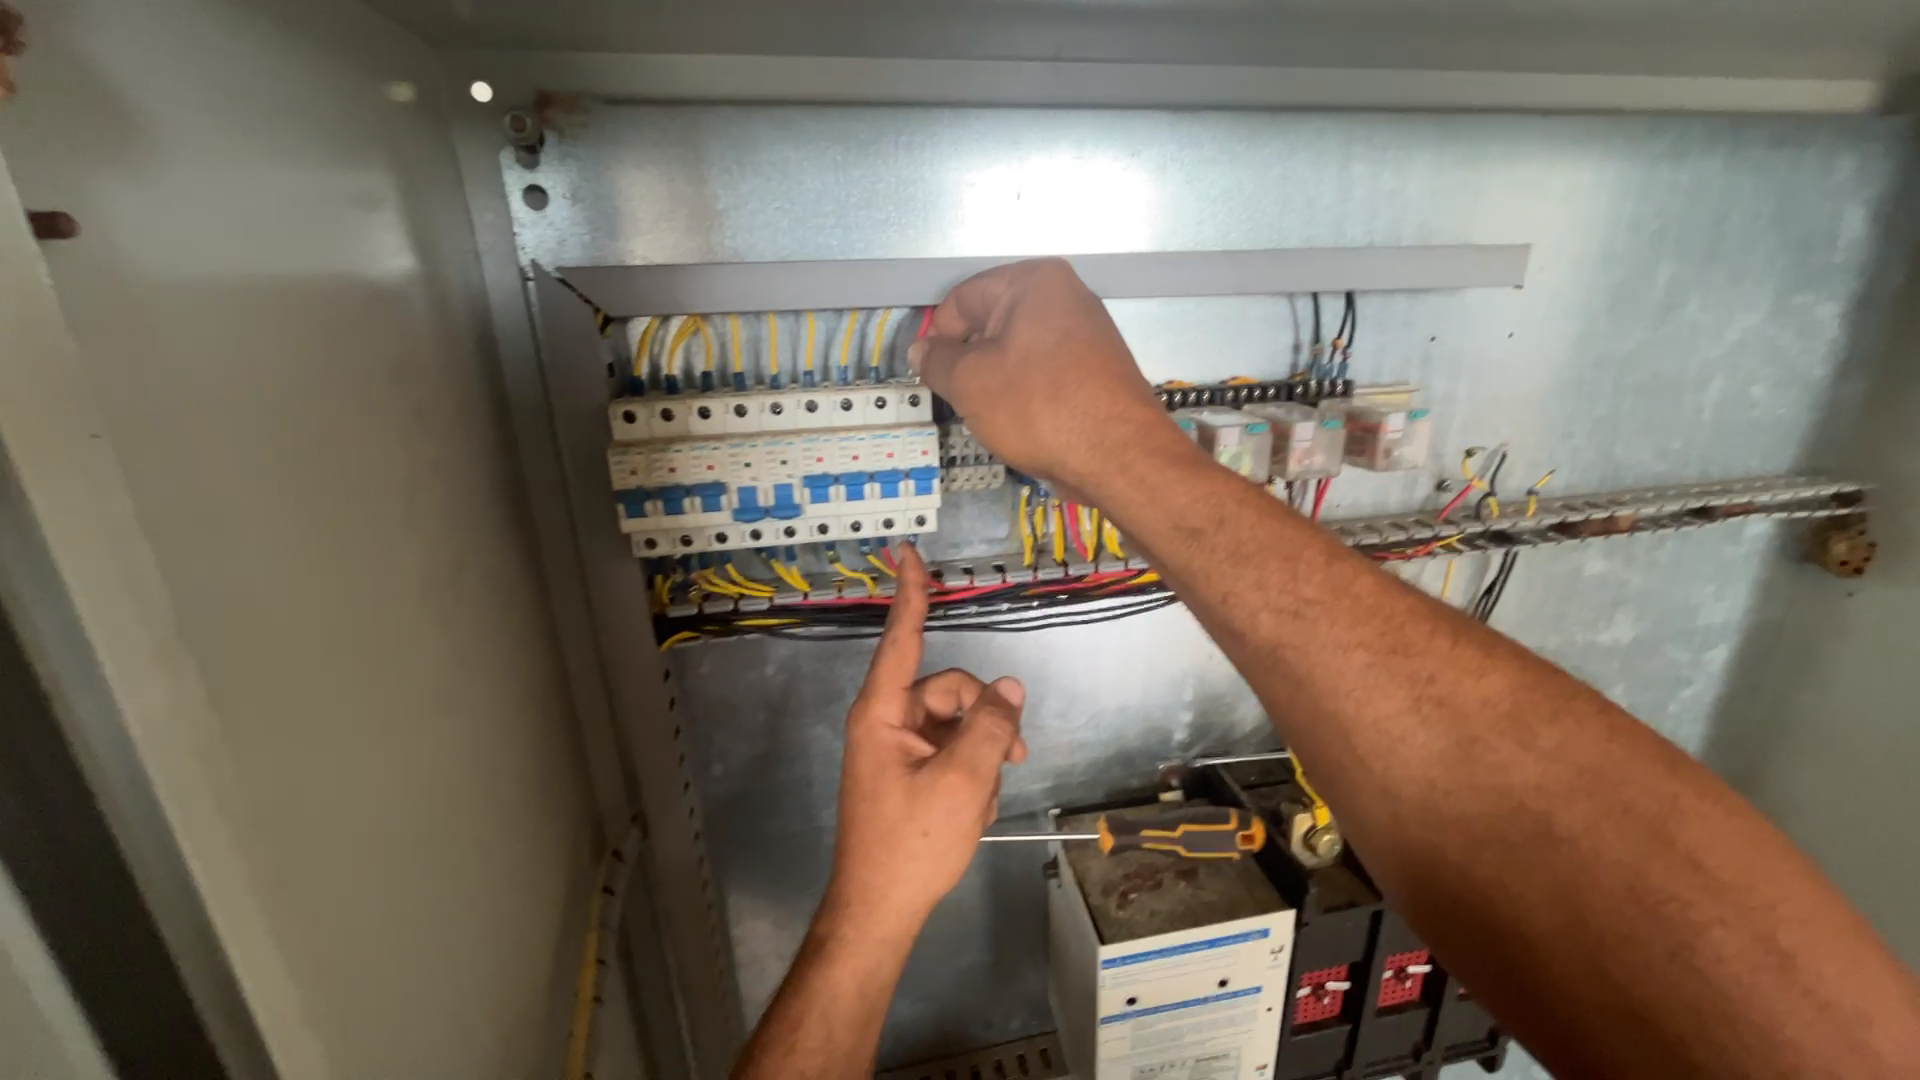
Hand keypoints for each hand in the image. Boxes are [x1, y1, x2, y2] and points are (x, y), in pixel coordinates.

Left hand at [825, 546, 1027, 932]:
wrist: (881, 910)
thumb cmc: (912, 843)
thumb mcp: (963, 782)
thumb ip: (990, 726)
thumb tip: (1011, 685)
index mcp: (882, 712)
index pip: (902, 639)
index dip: (910, 594)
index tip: (909, 554)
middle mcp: (887, 721)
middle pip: (950, 690)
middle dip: (985, 719)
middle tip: (1012, 756)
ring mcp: (899, 748)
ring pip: (957, 724)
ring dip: (981, 754)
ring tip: (985, 798)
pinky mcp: (910, 771)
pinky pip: (951, 751)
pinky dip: (970, 773)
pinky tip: (973, 810)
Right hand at [908, 258, 1191, 496]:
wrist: (1118, 455)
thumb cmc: (1037, 407)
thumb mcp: (969, 382)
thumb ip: (937, 361)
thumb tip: (923, 350)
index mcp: (1033, 282)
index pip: (962, 299)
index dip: (938, 338)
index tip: (931, 375)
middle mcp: (1066, 296)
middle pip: (992, 325)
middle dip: (970, 363)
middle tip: (962, 399)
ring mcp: (1087, 333)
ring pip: (1017, 354)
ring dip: (997, 384)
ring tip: (997, 417)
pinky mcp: (1098, 369)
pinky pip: (1045, 374)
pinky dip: (1027, 395)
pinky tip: (1026, 424)